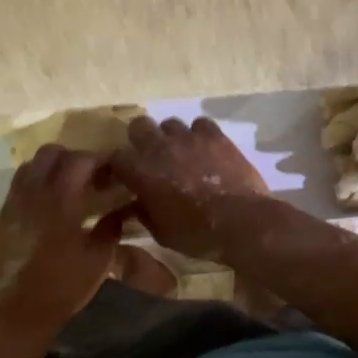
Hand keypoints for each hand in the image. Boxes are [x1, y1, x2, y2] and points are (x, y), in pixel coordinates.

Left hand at [0, 145, 127, 340]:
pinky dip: (34, 186)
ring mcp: (11, 204)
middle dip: (72, 157)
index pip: (80, 159)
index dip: (99, 159)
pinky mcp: (0, 219)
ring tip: (66, 187)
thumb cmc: (64, 287)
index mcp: (61, 199)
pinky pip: (16, 188)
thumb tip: (123, 210)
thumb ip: (112, 226)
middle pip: (50, 153)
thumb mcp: (99, 258)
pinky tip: (46, 208)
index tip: (112, 170)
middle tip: (89, 175)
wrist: (17, 314)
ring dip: (50, 168)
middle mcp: (32, 193)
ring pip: (29, 166)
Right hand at [108, 116, 267, 260]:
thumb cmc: (197, 234)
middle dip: (141, 139)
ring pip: (170, 123)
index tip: (123, 177)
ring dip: (171, 137)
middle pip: (139, 126)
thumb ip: (144, 213)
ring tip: (181, 153)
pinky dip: (199, 134)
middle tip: (150, 157)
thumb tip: (136, 205)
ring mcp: (188, 138)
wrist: (241, 221)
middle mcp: (160, 147)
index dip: (118, 166)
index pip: (116, 157)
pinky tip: (206, 149)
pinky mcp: (215, 136)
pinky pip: (200, 124)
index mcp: (141, 172)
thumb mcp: (162, 233)